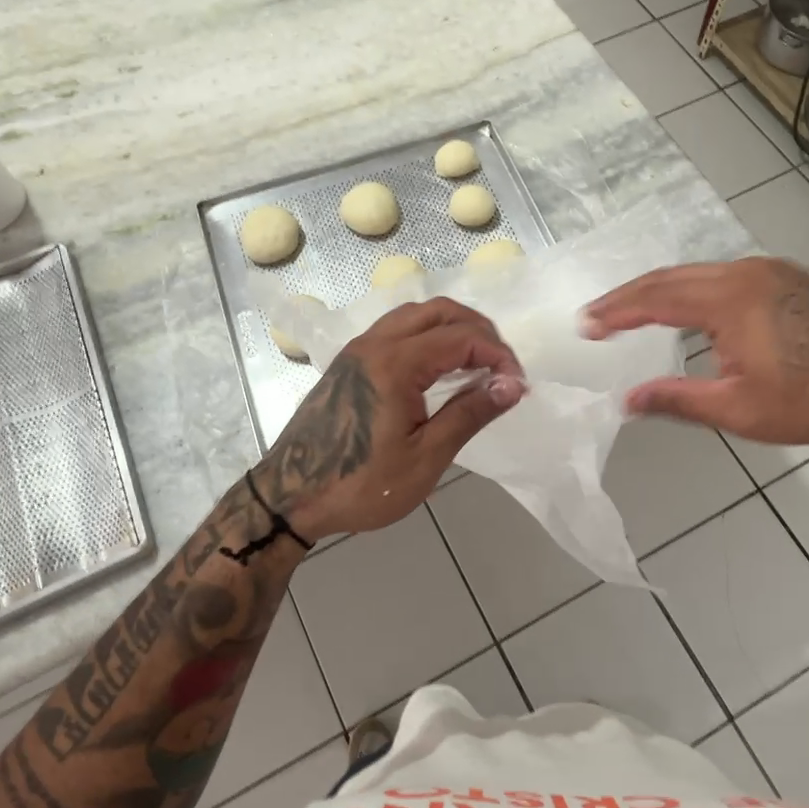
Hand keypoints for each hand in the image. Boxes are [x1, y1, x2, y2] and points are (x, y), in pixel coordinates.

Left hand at [256, 297, 524, 540]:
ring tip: (477, 364)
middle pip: (439, 311)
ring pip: (415, 315)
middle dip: (479, 330)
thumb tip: (512, 385)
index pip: (462, 337)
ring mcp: (358, 350)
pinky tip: (440, 368)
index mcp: (396, 363)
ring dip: (452, 328)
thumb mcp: (425, 458)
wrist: (290, 496)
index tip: (517, 386)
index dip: (498, 355)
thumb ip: (470, 413)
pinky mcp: (348, 362)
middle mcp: (375, 343)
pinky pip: (396, 329)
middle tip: (502, 367)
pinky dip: (427, 335)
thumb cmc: (361, 484)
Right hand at [581, 259, 808, 444]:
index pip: (655, 298)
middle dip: (628, 297)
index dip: (615, 312)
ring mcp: (768, 270)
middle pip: (670, 277)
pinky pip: (721, 275)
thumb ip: (677, 400)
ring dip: (657, 291)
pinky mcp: (784, 276)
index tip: (584, 325)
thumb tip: (626, 401)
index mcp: (729, 299)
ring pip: (696, 273)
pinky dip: (688, 289)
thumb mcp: (739, 409)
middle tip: (594, 315)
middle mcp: (744, 272)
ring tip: (627, 311)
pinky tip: (680, 307)